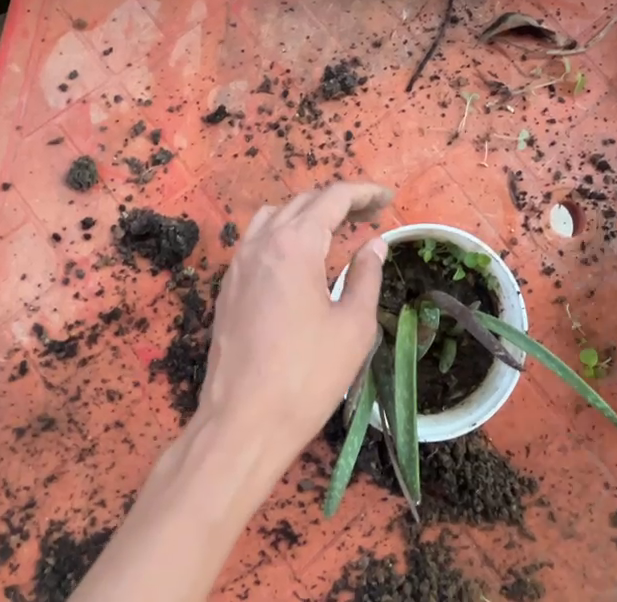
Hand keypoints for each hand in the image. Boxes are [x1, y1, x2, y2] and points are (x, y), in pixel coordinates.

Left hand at [198, 182, 393, 462]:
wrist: (242, 423)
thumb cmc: (307, 376)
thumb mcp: (353, 327)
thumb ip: (366, 276)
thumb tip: (375, 244)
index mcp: (293, 245)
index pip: (332, 198)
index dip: (363, 193)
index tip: (387, 199)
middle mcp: (261, 244)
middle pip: (302, 202)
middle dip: (338, 202)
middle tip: (370, 216)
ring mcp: (238, 266)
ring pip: (274, 217)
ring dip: (307, 214)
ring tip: (335, 231)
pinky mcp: (228, 289)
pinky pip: (257, 242)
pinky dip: (284, 234)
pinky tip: (300, 260)